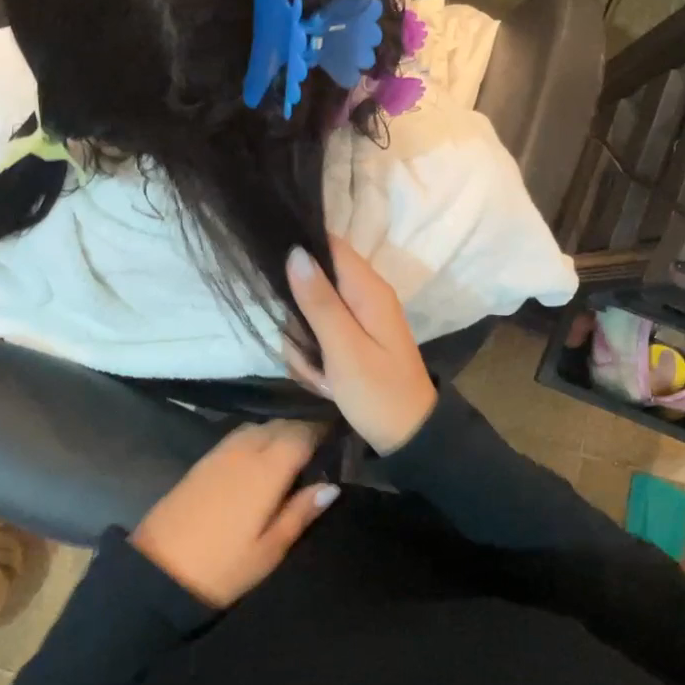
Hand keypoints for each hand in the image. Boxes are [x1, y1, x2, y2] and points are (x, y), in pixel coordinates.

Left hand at [129, 420, 337, 608]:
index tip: (340, 435)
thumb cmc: (223, 567)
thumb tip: (331, 485)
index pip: (301, 433)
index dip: (322, 430)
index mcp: (266, 469)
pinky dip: (257, 437)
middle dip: (302, 428)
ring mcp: (220, 452)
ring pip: (258, 426)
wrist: (158, 570)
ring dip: (279, 431)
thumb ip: (301, 512)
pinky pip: (239, 435)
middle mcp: (244, 450)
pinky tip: (262, 458)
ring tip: (295, 452)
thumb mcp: (270, 549)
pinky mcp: (203, 461)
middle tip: (322, 446)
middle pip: (280, 424)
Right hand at [286, 237, 437, 453]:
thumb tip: (296, 253)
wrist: (409, 438)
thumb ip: (319, 301)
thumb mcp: (344, 349)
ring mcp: (356, 320)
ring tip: (320, 375)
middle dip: (299, 318)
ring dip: (304, 347)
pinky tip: (323, 382)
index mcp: (368, 290)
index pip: (330, 246)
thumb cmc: (379, 393)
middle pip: (312, 284)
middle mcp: (363, 297)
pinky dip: (313, 361)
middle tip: (307, 350)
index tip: (276, 276)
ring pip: (308, 316)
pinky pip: (316, 338)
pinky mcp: (349, 342)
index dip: (302, 251)